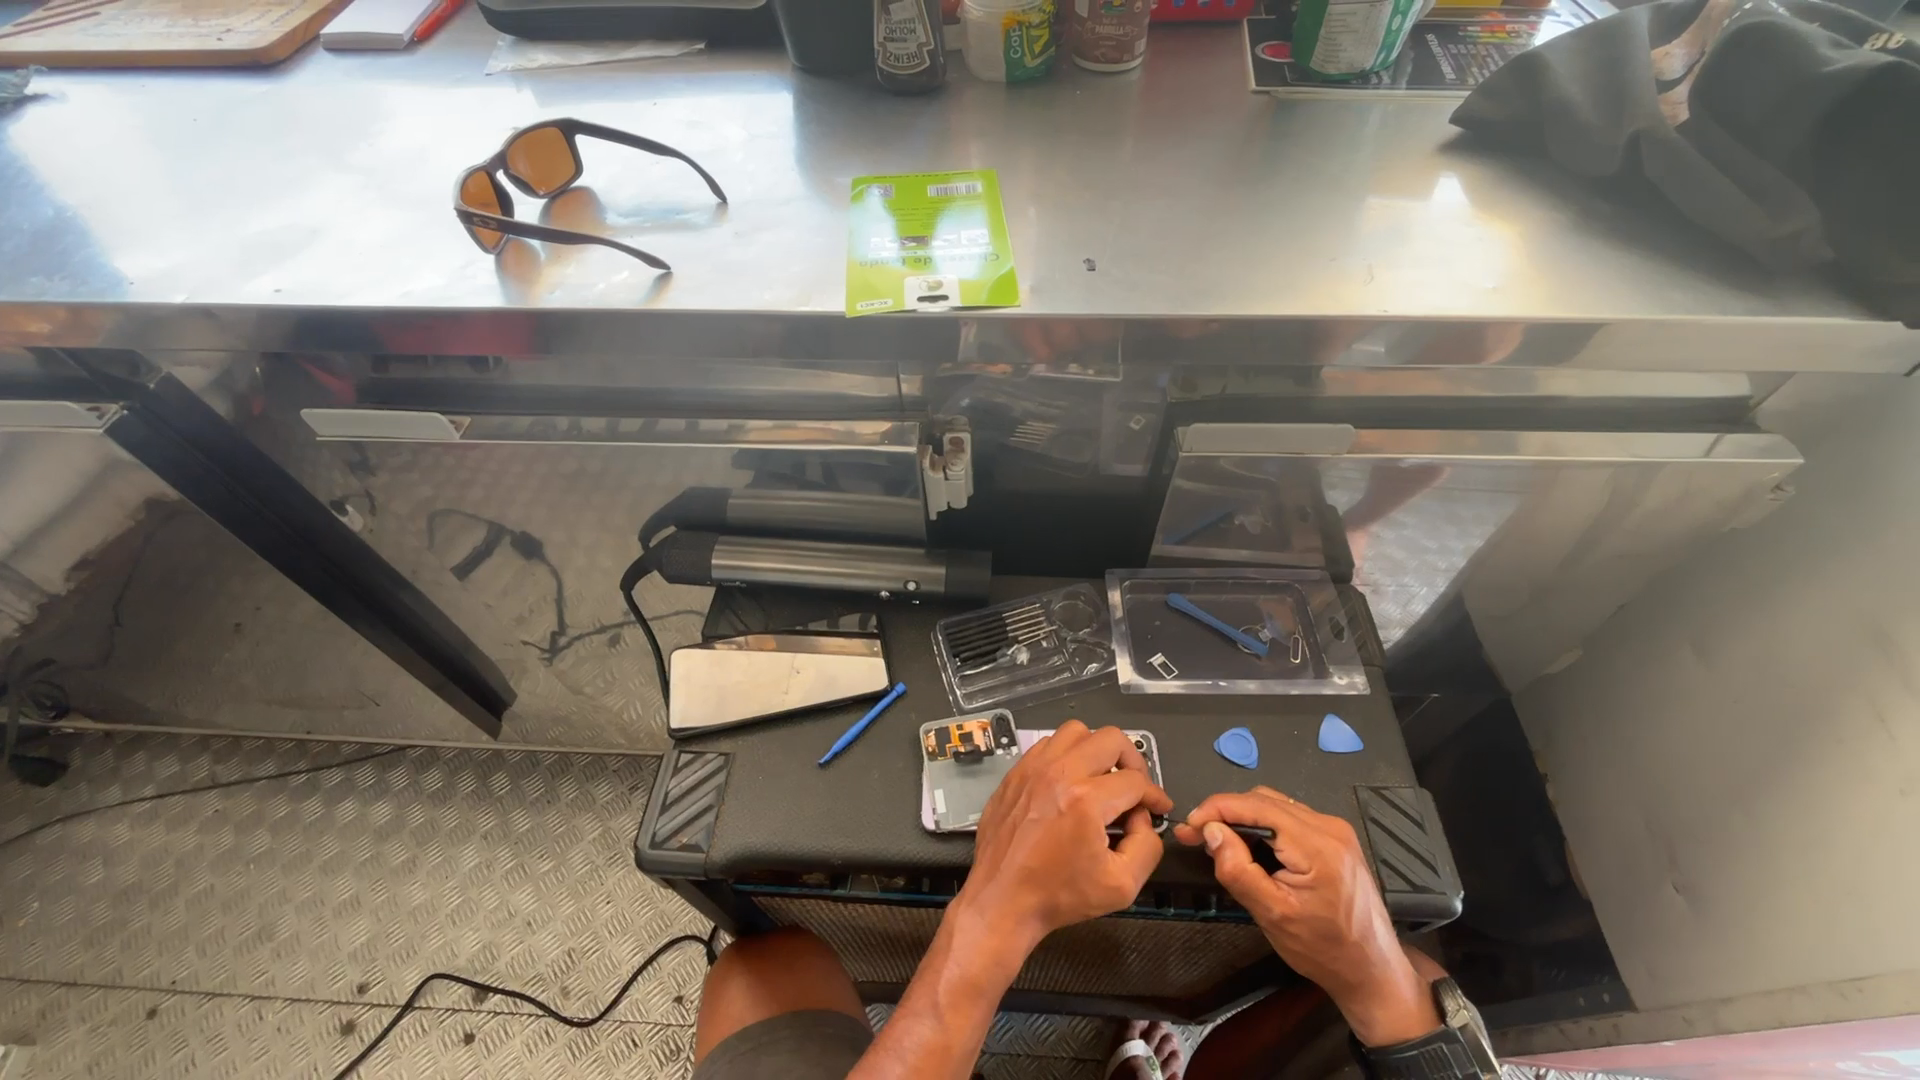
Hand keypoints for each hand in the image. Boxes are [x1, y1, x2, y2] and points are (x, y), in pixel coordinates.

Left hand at [959, 721, 1174, 951]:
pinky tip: (1071, 782)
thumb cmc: (1059, 895)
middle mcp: (1059, 773)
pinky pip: (1048, 745)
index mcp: (1086, 800)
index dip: (1155, 796)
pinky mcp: (1015, 773)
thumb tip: (1144, 819)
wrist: (1002, 899)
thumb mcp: (1122, 885)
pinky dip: (1067, 755)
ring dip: (1097, 750)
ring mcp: (1033, 768)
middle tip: (1134, 787)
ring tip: (1102, 778)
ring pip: (1077, 732)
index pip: (1136, 781)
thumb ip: (1147, 846)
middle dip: (1132, 762)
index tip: (1158, 808)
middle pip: (1111, 739)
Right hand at [1175, 787, 1440, 1046]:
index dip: (1216, 810)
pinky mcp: (1334, 838)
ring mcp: (1335, 829)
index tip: (1188, 827)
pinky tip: (1247, 846)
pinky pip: (1288, 818)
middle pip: (1263, 800)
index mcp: (1317, 845)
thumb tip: (1210, 831)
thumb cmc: (1322, 948)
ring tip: (1217, 842)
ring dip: (1241, 818)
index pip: (1256, 806)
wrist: (1371, 970)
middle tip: (1196, 837)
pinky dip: (1261, 825)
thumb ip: (1239, 870)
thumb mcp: (1272, 914)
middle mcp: (1329, 826)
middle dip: (1224, 813)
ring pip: (1274, 805)